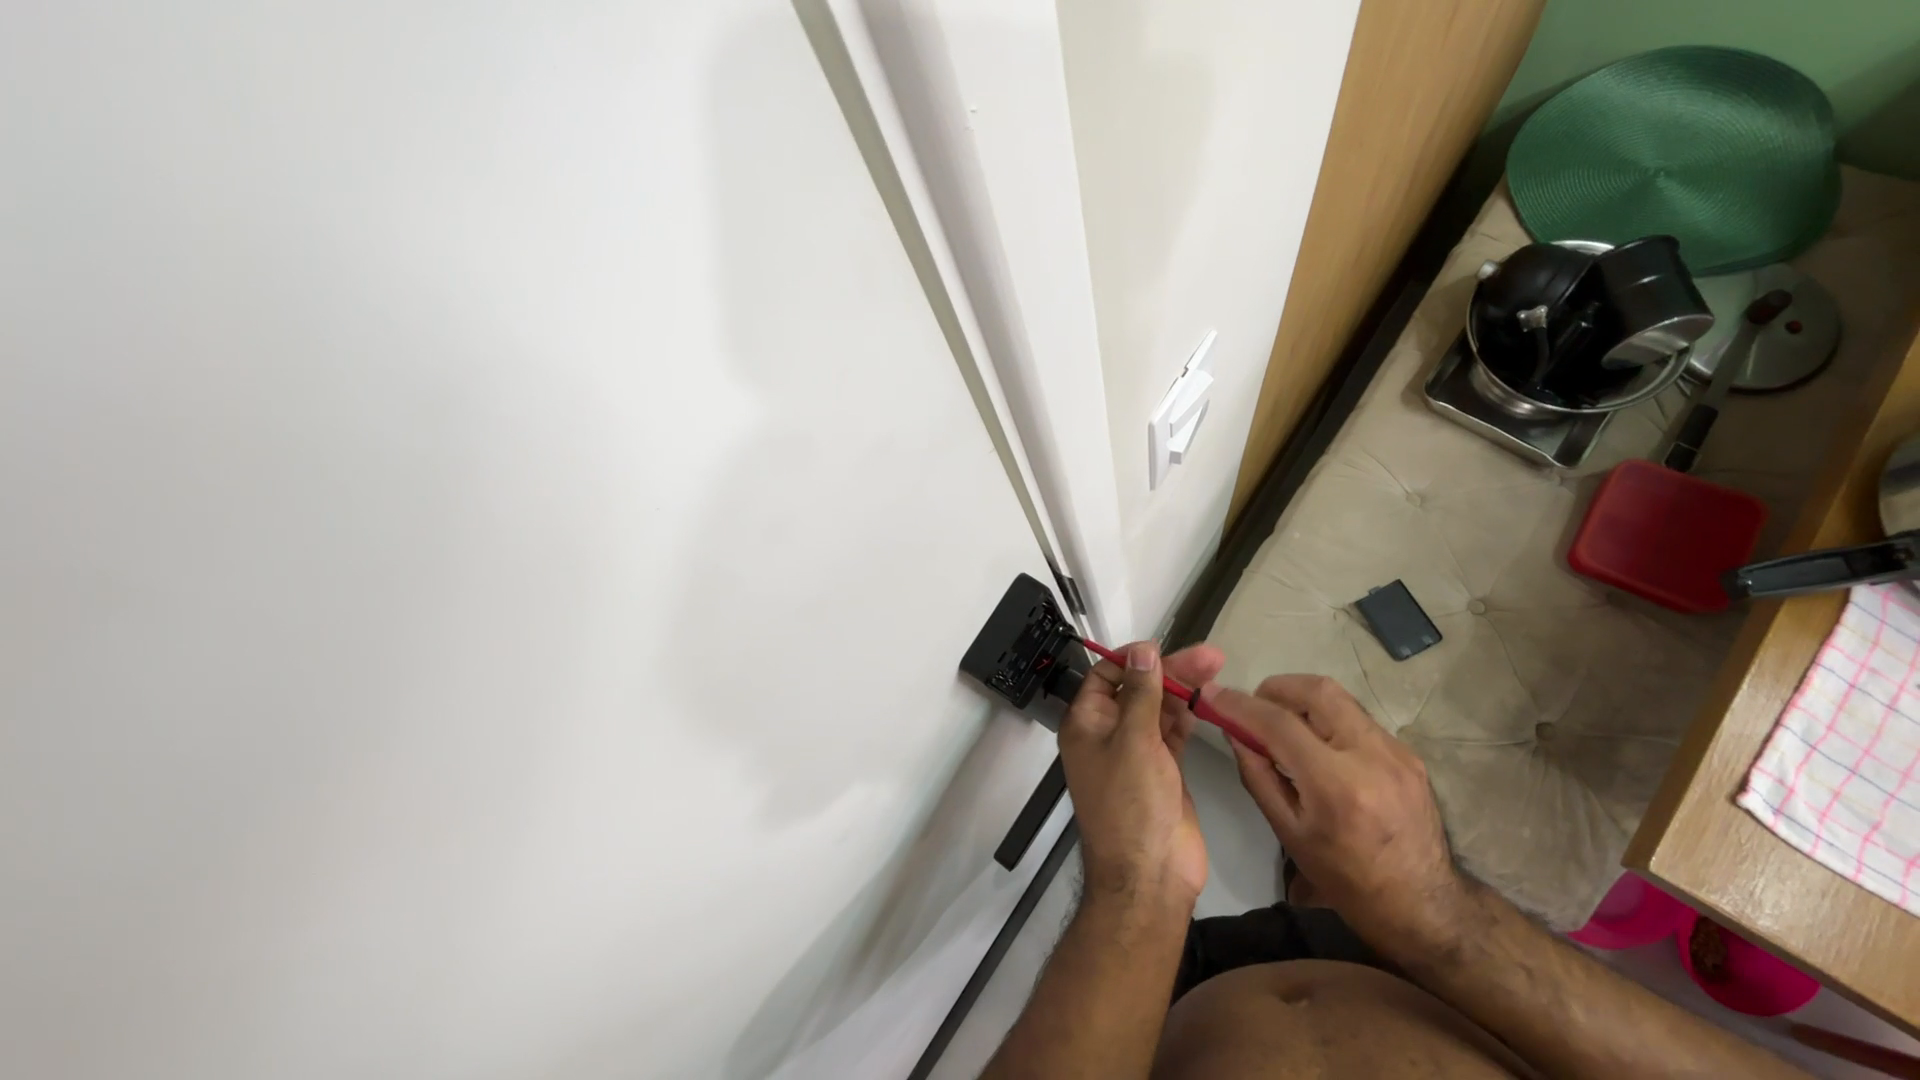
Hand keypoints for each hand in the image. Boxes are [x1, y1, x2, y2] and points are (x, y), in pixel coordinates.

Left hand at [1059, 641, 1223, 909]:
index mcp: (1086, 725)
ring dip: (1183, 691)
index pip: (1103, 676)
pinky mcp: (1162, 771)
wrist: (1149, 875)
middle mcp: (1108, 735)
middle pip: (1137, 690)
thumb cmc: (1132, 804)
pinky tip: (1209, 700)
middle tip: (1210, 656)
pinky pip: (1173, 734)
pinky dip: (1189, 717)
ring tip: (1217, 668)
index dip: (1131, 659)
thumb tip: (1142, 651)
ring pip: (1158, 710)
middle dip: (1169, 671)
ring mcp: (1136, 754)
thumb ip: (1140, 693)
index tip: (1163, 646)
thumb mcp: (1133, 741)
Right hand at [1213, 675, 1472, 952]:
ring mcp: (1397, 751)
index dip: (1239, 704)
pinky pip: (1358, 719)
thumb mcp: (1288, 832)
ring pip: (1341, 699)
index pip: (1279, 724)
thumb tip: (1234, 731)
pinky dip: (1328, 720)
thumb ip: (1258, 775)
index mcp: (1336, 785)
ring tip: (1282, 724)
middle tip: (1254, 706)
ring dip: (1303, 701)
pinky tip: (1317, 745)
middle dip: (1276, 688)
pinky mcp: (1409, 753)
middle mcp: (1371, 757)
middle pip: (1317, 691)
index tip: (1213, 694)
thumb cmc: (1344, 878)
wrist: (1422, 904)